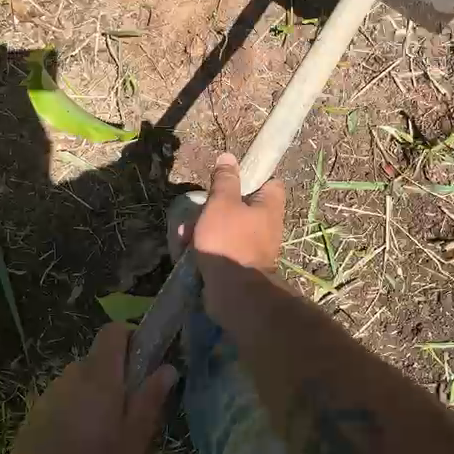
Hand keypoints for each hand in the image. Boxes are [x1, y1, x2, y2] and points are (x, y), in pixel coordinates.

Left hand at [1, 323, 178, 453]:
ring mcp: (55, 389)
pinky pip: (69, 397)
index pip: (114, 330)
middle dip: (120, 376)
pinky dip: (80, 410)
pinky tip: (82, 444)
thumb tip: (168, 368)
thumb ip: (150, 398)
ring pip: (86, 381)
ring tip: (107, 435)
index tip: (145, 361)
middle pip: (102, 358)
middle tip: (132, 411)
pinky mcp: (42, 408)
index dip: (131, 336)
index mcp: (101, 373)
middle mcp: (75, 372)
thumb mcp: (133, 436)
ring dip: (100, 396)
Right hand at [192, 152, 285, 274]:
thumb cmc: (230, 242)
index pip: (269, 182)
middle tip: (196, 212)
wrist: (236, 295)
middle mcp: (267, 226)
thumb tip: (229, 158)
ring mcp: (254, 248)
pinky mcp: (240, 265)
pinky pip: (222, 249)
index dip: (250, 178)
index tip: (228, 180)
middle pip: (240, 206)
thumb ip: (225, 180)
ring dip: (204, 229)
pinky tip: (186, 252)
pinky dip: (206, 249)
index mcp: (269, 206)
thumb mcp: (222, 203)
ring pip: (226, 229)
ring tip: (183, 236)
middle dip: (214, 208)